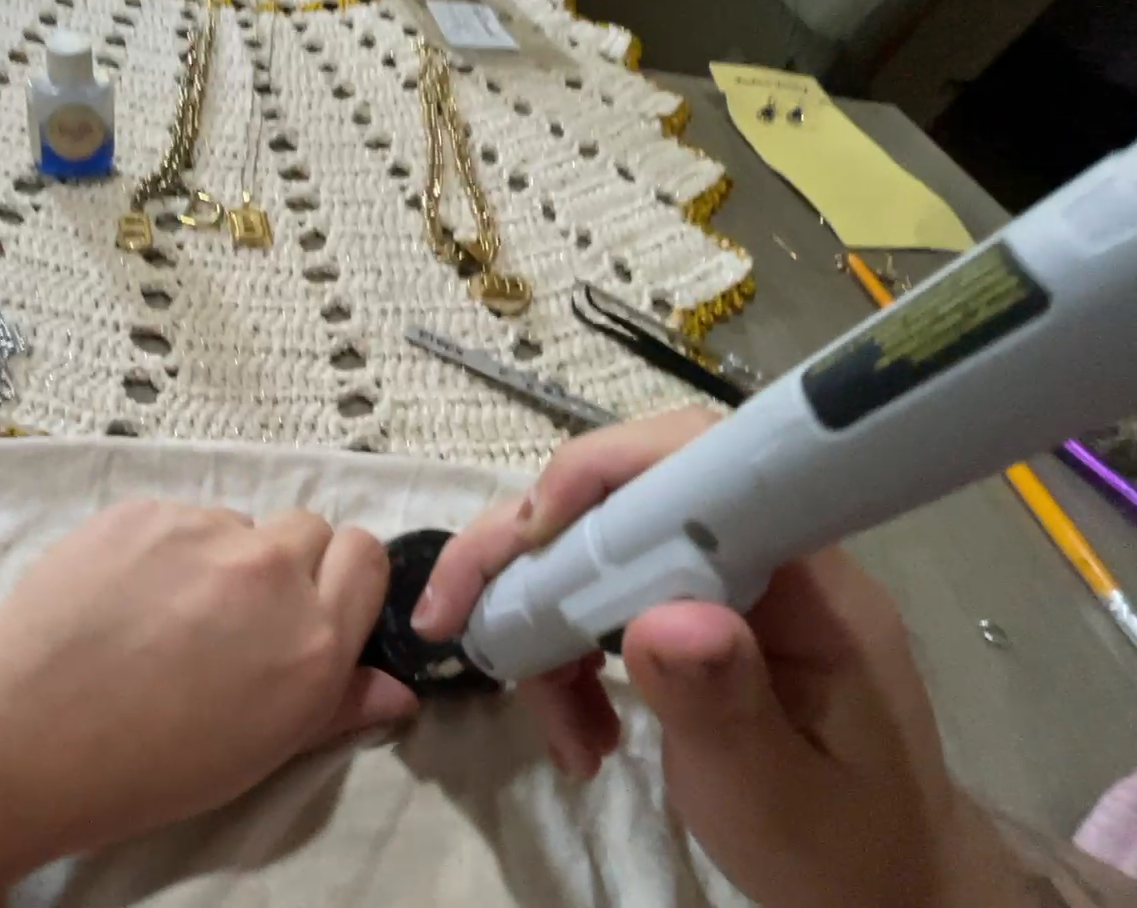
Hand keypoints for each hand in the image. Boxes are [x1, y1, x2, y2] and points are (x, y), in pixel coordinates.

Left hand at [0, 502, 416, 851]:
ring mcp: (200, 530)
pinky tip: (125, 590)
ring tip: (166, 607)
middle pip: (308, 527)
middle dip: (287, 562)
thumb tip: (397, 688)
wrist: (23, 735)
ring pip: (236, 522)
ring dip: (221, 554)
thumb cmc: (148, 765)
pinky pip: (177, 517)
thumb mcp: (260, 751)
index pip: (366, 555)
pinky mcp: (142, 509)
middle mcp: (267, 570)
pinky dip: (165, 545)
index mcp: (312, 636)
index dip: (343, 577)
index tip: (313, 602)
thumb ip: (337, 706)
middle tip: (237, 609)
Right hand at [415, 411, 1022, 907]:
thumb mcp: (779, 796)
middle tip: (452, 613)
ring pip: (578, 549)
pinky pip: (580, 596)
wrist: (875, 878)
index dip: (601, 470)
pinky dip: (552, 651)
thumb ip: (725, 708)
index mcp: (798, 577)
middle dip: (517, 553)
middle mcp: (741, 555)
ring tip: (554, 721)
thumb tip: (663, 621)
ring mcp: (700, 579)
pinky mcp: (669, 607)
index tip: (531, 531)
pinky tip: (572, 720)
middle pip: (605, 499)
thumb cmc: (841, 846)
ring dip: (532, 620)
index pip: (696, 462)